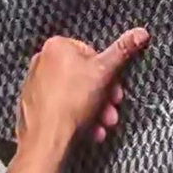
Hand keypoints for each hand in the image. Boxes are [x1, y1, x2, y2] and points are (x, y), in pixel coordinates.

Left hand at [16, 28, 149, 154]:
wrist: (45, 140)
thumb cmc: (73, 100)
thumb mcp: (105, 72)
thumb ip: (123, 50)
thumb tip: (141, 32)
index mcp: (56, 46)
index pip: (90, 52)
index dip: (107, 72)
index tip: (115, 90)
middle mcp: (41, 61)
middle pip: (82, 75)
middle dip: (102, 95)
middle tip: (112, 109)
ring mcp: (34, 85)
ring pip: (73, 93)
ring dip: (93, 109)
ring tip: (102, 125)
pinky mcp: (31, 107)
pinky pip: (60, 107)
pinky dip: (75, 116)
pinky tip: (89, 130)